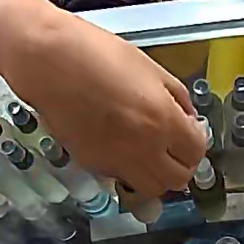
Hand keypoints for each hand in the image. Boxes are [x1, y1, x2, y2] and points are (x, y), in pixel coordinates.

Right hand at [0, 10, 204, 196]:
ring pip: (151, 189)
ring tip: (152, 154)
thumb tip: (189, 118)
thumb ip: (177, 97)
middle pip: (178, 179)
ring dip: (158, 175)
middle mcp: (143, 148)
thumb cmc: (96, 54)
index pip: (196, 153)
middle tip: (176, 148)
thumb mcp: (150, 68)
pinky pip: (122, 178)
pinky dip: (130, 170)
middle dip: (182, 165)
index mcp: (162, 120)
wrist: (47, 61)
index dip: (197, 144)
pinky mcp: (92, 164)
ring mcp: (116, 160)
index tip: (191, 133)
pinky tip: (124, 147)